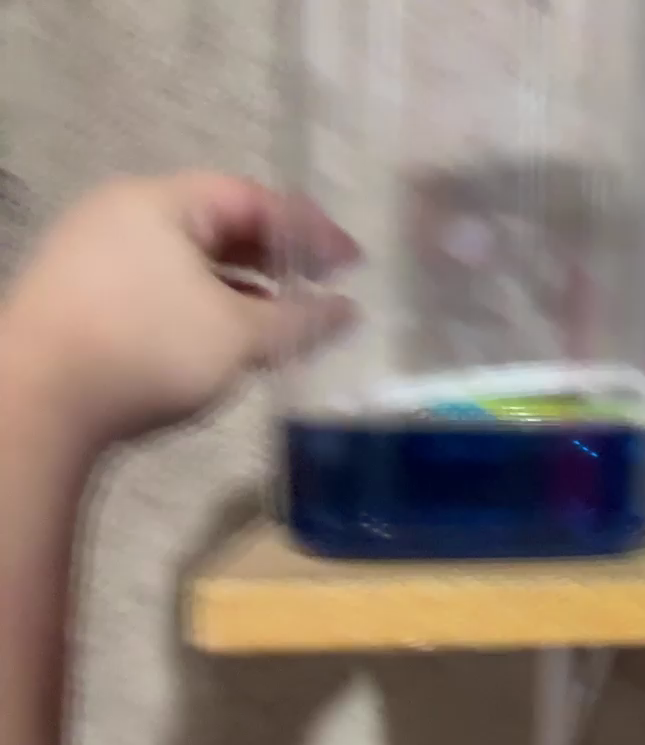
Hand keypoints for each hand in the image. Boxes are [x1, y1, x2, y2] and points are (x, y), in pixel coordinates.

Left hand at [0, 172, 359, 442]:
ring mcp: (110, 257)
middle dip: (286, 255)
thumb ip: (307, 317)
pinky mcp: (105, 295)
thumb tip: (349, 310)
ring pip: (205, 259)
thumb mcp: (248, 332)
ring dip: (261, 283)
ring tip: (303, 315)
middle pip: (226, 224)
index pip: (251, 199)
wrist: (44, 401)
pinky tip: (257, 333)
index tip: (354, 263)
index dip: (310, 227)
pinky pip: (183, 284)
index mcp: (158, 207)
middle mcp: (128, 219)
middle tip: (334, 285)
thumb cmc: (153, 347)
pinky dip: (228, 302)